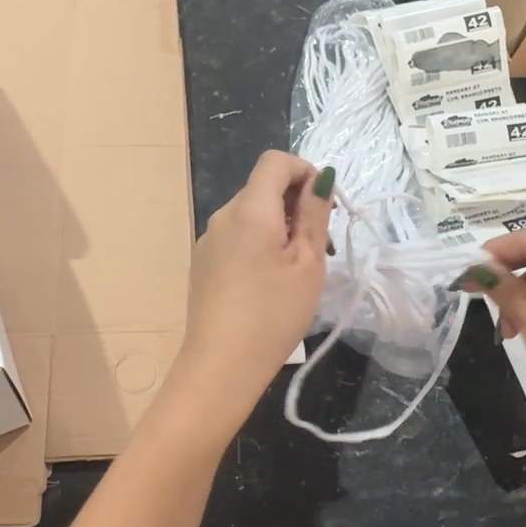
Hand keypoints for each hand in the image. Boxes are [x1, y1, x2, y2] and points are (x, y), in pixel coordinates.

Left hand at [164, 151, 332, 439]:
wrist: (220, 364)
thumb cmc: (273, 314)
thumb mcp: (308, 264)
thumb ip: (314, 216)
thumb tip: (320, 178)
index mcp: (250, 210)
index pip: (275, 161)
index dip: (304, 171)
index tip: (324, 205)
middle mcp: (223, 216)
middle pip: (262, 188)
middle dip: (295, 203)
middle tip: (321, 246)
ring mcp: (208, 239)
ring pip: (249, 214)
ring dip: (278, 226)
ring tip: (297, 270)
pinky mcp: (202, 262)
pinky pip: (235, 237)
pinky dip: (257, 244)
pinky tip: (268, 284)